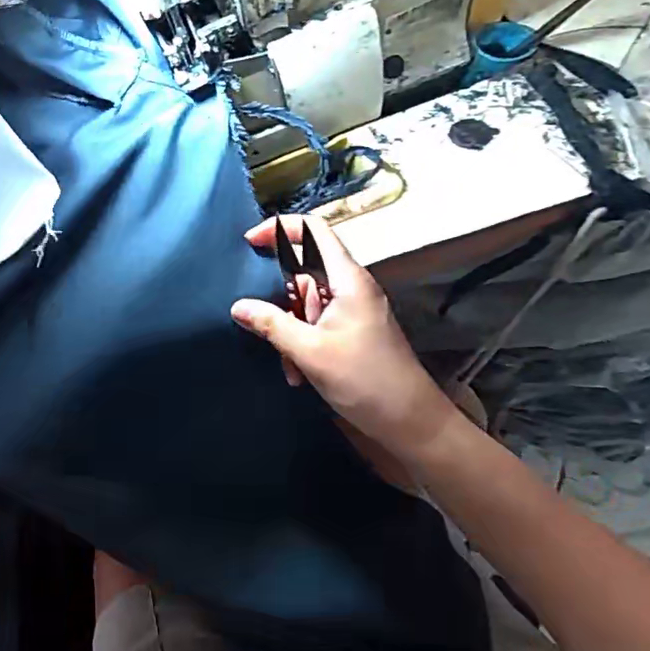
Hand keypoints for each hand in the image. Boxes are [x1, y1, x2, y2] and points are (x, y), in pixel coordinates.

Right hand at [230, 215, 460, 460]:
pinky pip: (314, 323)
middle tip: (262, 326)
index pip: (313, 230)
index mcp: (346, 278)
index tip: (250, 243)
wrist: (411, 422)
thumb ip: (272, 325)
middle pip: (302, 270)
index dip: (280, 228)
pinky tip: (298, 374)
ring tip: (289, 365)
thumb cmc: (365, 381)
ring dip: (288, 330)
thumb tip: (238, 307)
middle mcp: (350, 286)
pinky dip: (300, 343)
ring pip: (305, 302)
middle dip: (279, 299)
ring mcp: (351, 309)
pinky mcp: (350, 330)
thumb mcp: (310, 352)